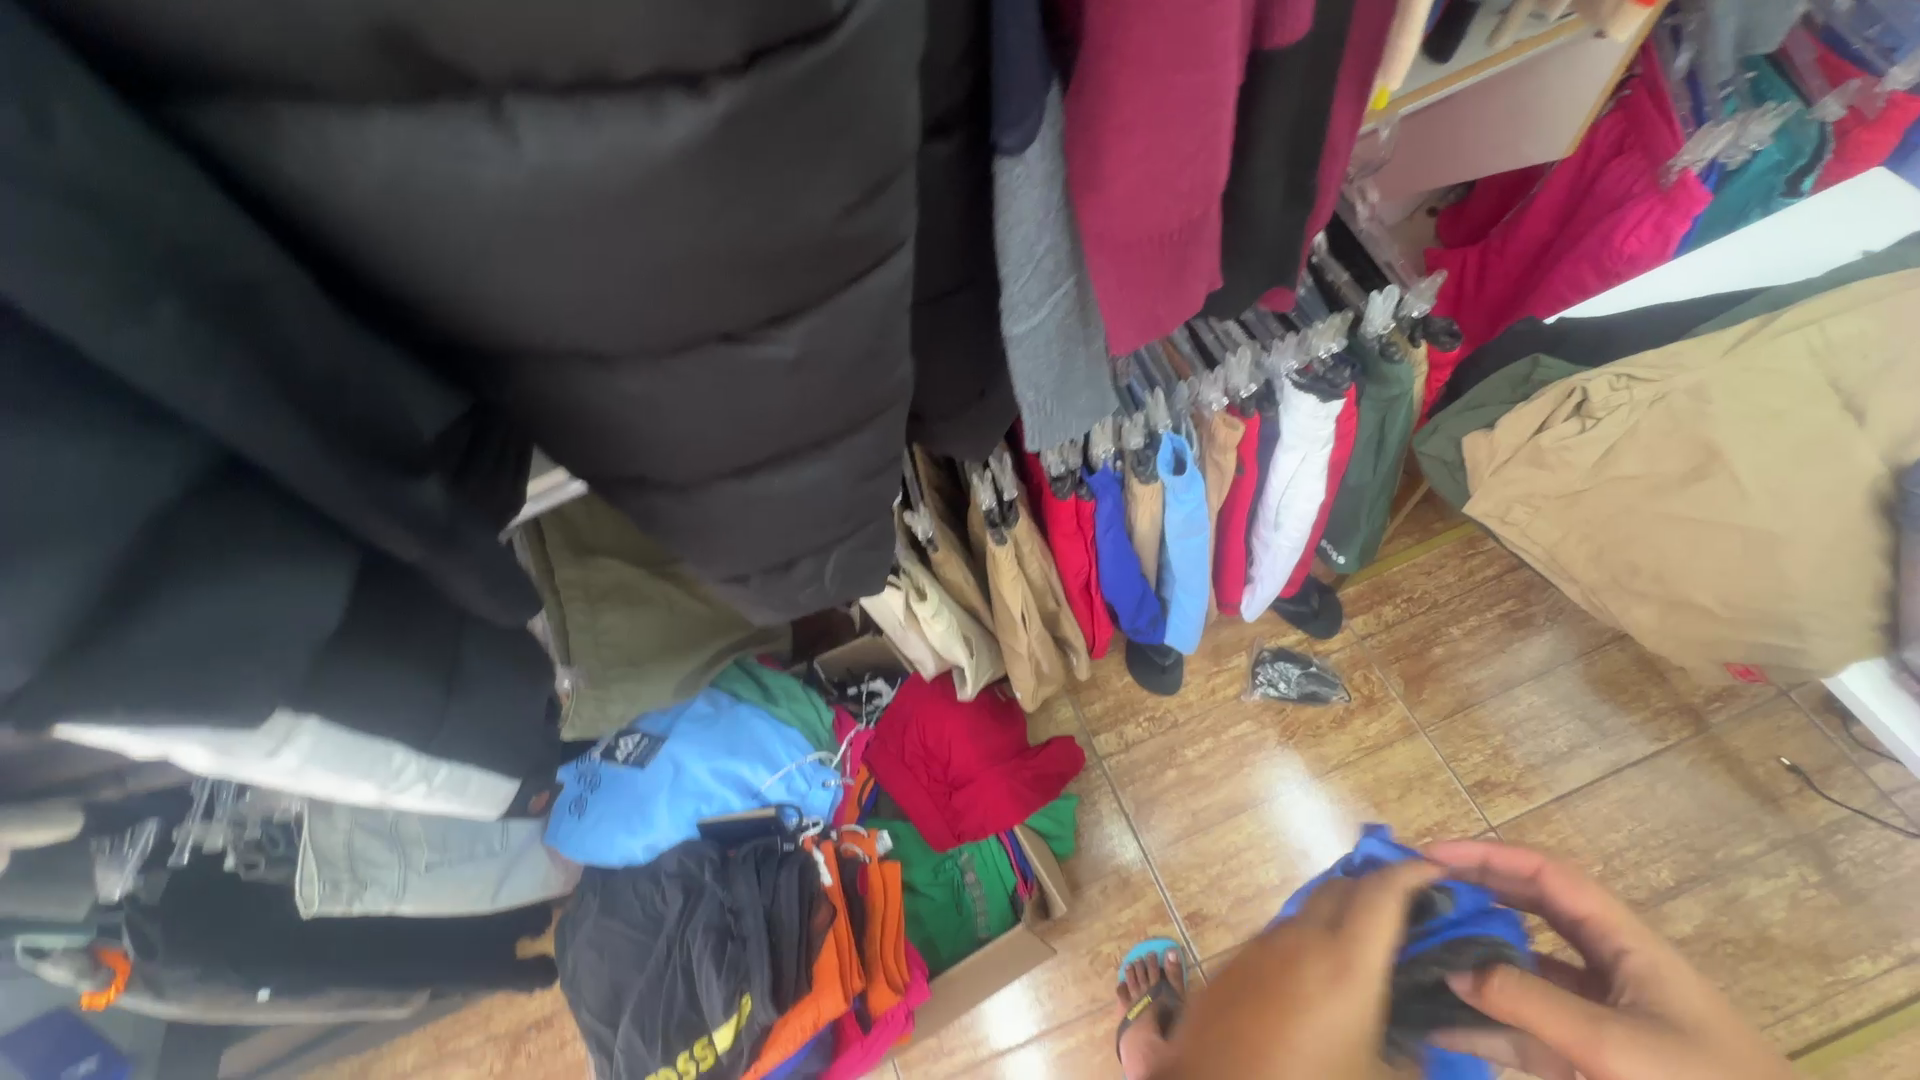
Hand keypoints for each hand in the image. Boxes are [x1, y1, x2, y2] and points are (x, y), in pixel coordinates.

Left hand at [1162, 858, 1444, 1079]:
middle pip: (1342, 888)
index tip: (1433, 871)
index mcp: (1346, 962)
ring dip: (1336, 917)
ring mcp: (1260, 945)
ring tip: (1360, 950)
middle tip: (1405, 913)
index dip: (1410, 873)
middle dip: (1375, 889)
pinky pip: (1278, 936)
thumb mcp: (1378, 1079)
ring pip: (1306, 911)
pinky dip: (1304, 941)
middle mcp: (1301, 938)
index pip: (1382, 892)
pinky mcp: (1233, 960)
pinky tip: (1311, 979)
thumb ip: (1410, 1053)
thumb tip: (1418, 1038)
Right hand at [1424, 839, 1795, 1079]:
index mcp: (1626, 945)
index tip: (1429, 855)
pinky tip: (1438, 1023)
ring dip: (1468, 959)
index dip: (1488, 855)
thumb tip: (1452, 970)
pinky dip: (1478, 1023)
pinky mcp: (1585, 1058)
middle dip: (1471, 895)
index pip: (1547, 875)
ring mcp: (1596, 1014)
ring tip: (1413, 952)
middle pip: (1527, 911)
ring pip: (1519, 969)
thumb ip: (1529, 1001)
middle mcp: (1606, 968)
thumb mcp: (1616, 1044)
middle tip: (1412, 892)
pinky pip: (1521, 1027)